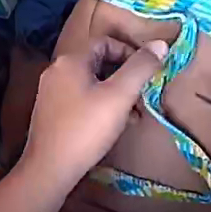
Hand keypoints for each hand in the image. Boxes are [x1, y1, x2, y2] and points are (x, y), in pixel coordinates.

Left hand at [19, 36, 168, 190]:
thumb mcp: (120, 96)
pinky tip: (114, 125)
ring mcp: (51, 94)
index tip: (147, 71)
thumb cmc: (86, 129)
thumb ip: (141, 68)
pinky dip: (101, 106)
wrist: (50, 169)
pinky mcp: (51, 114)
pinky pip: (81, 100)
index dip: (130, 52)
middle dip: (125, 76)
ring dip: (116, 93)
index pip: (105, 42)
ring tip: (134, 112)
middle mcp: (57, 72)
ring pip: (91, 84)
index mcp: (70, 61)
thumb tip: (161, 44)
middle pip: (98, 63)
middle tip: (143, 94)